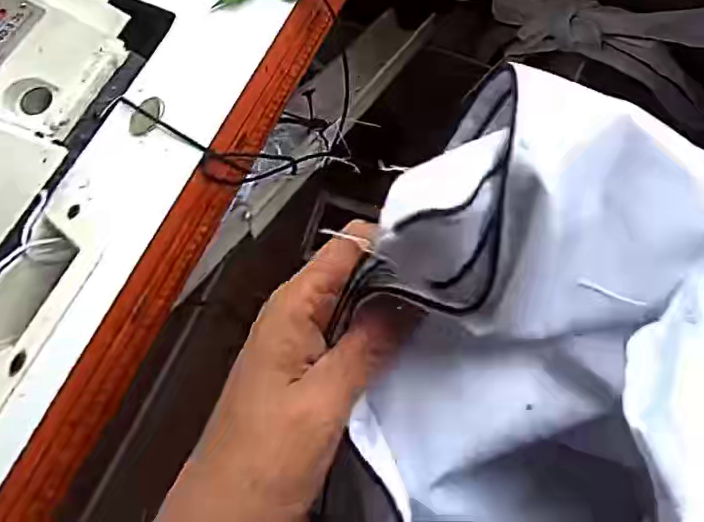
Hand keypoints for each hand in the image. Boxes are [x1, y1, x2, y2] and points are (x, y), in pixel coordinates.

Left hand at [159, 222, 416, 521]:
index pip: (351, 241)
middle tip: (445, 284)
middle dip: (399, 271)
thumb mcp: (323, 401)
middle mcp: (298, 310)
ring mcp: (303, 338)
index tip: (436, 251)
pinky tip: (408, 338)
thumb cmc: (259, 464)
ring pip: (359, 298)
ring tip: (436, 306)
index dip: (393, 238)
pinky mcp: (311, 366)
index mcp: (294, 303)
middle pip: (358, 265)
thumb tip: (414, 293)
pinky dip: (380, 329)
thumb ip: (370, 342)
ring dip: (392, 302)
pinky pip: (352, 329)